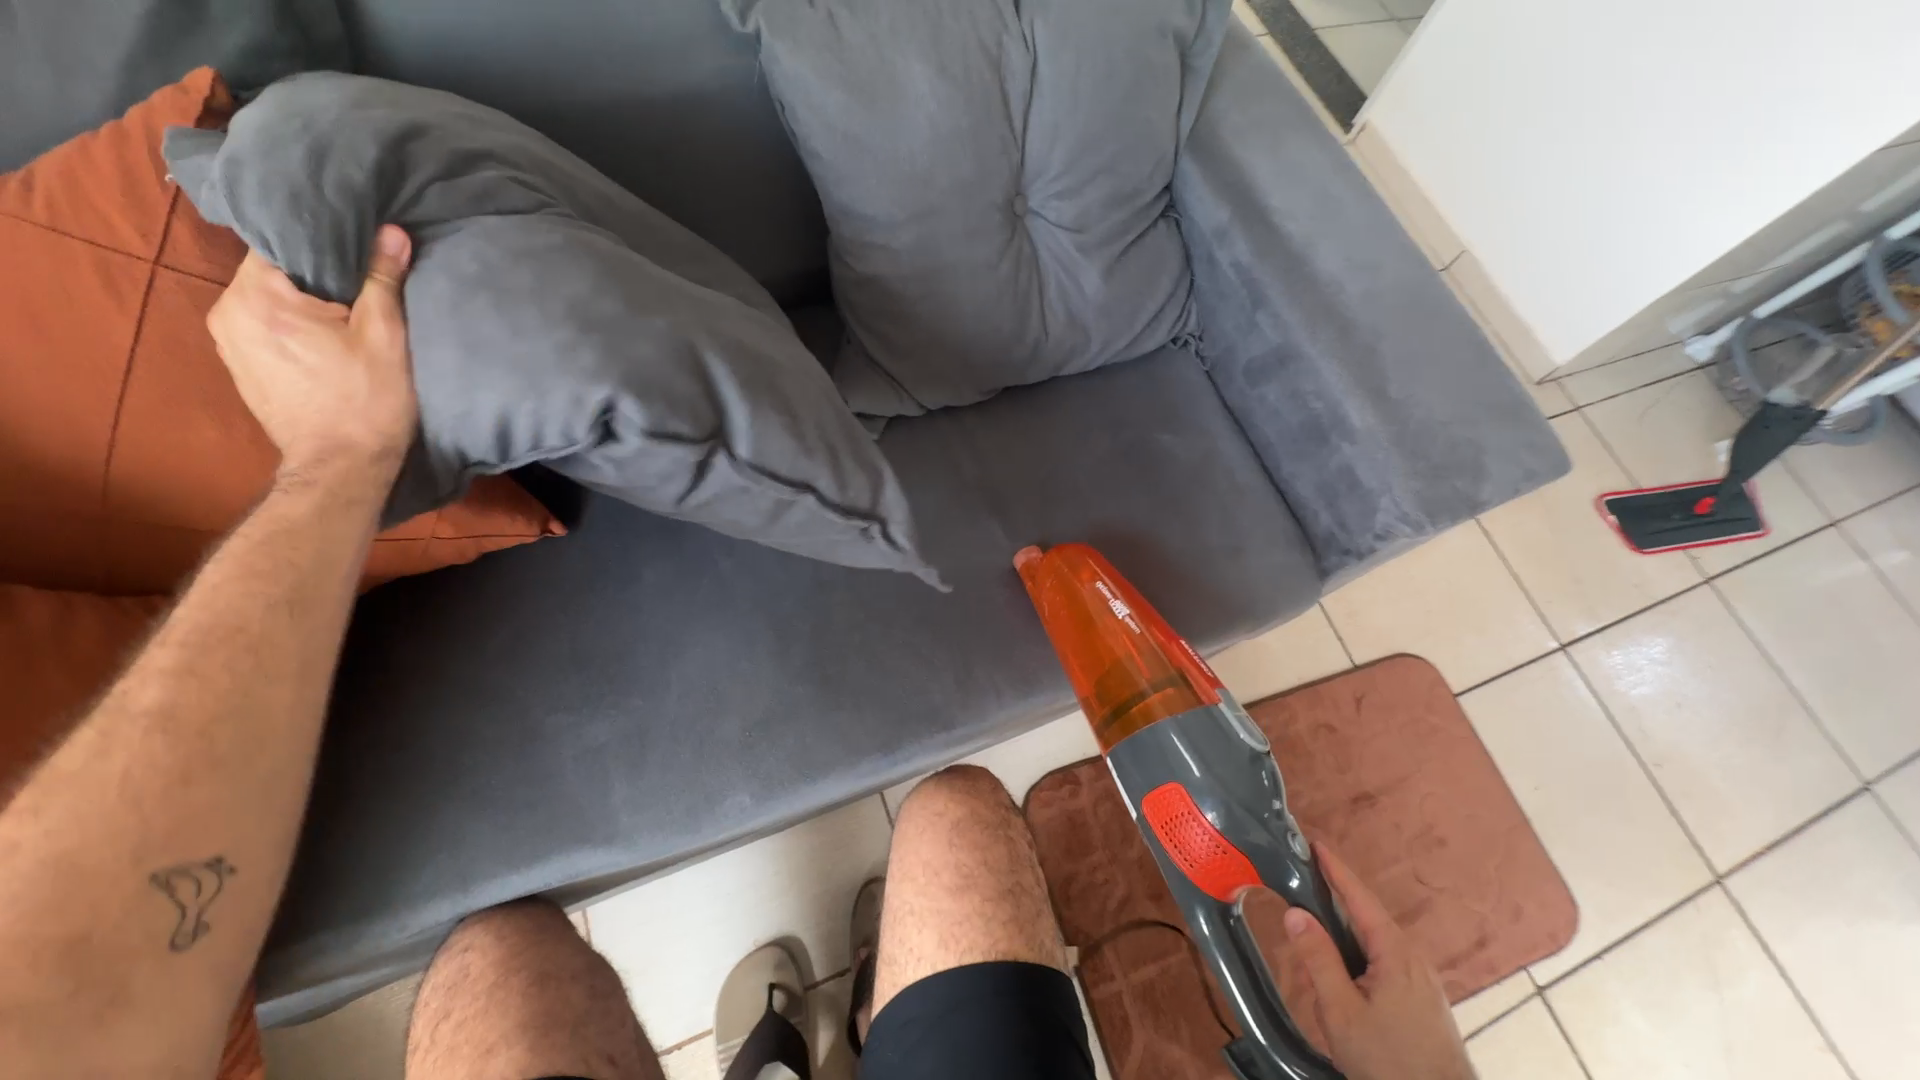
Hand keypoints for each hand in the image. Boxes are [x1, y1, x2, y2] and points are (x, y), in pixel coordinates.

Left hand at [207, 225, 417, 492]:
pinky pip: (266, 326)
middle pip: (275, 270)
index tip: (359, 248)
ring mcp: (229, 342)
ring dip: (307, 302)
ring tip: (348, 313)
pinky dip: (295, 326)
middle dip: (317, 274)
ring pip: (271, 299)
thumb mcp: (385, 336)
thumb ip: (382, 279)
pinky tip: (329, 341)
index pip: (282, 240)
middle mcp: (227, 312)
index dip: (324, 241)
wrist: (342, 467)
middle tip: (362, 283)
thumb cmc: (366, 401)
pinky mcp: (241, 366)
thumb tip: (390, 232)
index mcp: (257, 296)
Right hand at [1283, 843, 1475, 1079]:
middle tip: (1299, 875)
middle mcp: (1412, 958)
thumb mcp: (1341, 1010)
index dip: (1334, 867)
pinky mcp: (1421, 1001)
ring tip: (1312, 916)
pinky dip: (1355, 949)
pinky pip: (1382, 960)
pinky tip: (1340, 963)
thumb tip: (1296, 912)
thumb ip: (1318, 958)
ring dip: (1343, 926)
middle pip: (1366, 915)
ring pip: (1374, 941)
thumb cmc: (1387, 1058)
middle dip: (1334, 893)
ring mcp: (1421, 980)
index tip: (1311, 840)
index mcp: (1394, 951)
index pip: (1358, 896)